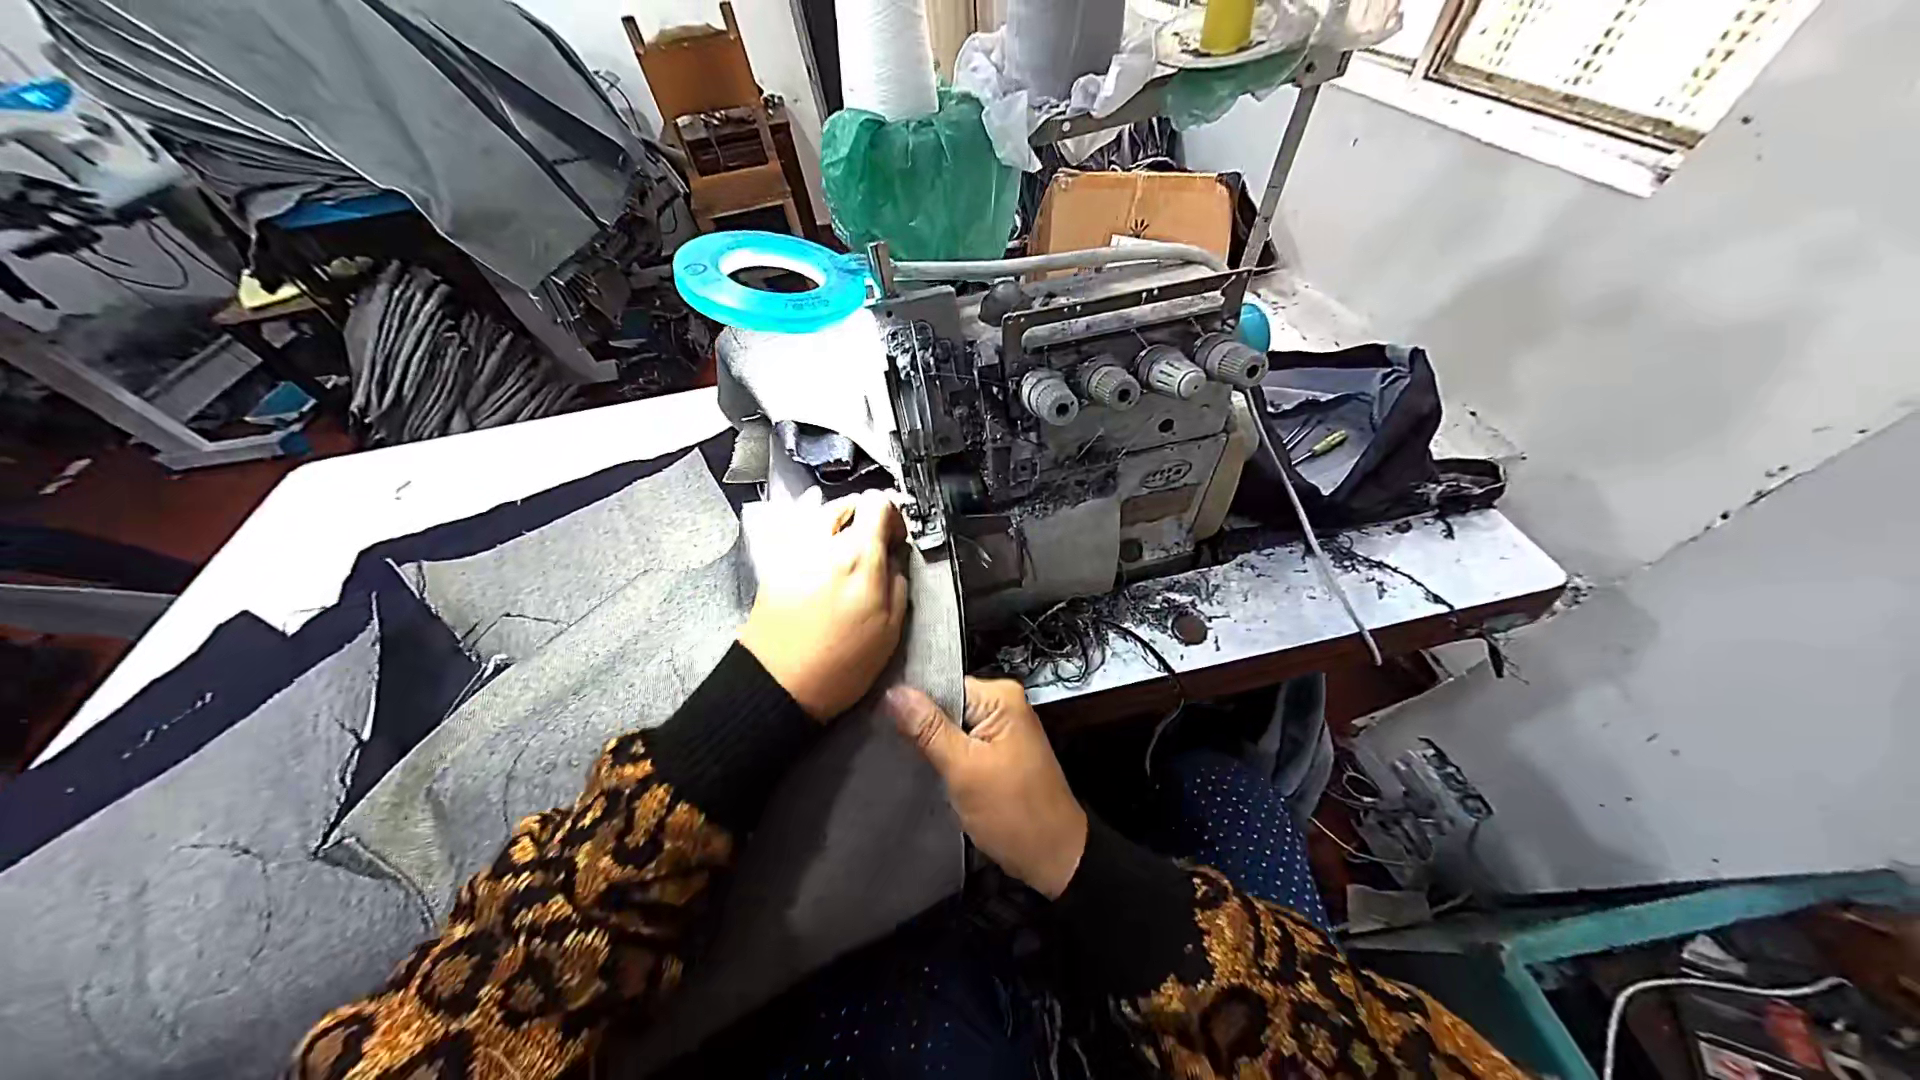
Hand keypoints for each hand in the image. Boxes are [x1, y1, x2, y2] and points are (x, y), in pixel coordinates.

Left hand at [740, 489, 908, 720]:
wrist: (778, 684)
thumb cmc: (838, 665)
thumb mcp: (889, 630)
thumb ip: (898, 585)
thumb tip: (894, 561)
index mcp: (860, 559)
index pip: (878, 504)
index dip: (892, 514)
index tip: (895, 536)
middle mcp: (825, 545)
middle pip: (848, 503)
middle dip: (865, 516)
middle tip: (873, 541)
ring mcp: (795, 551)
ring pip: (820, 512)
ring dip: (838, 520)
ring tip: (845, 546)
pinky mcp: (774, 563)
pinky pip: (796, 530)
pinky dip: (813, 532)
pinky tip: (821, 553)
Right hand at [886, 677, 1087, 898]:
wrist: (1053, 857)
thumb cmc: (1014, 813)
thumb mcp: (963, 769)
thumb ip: (928, 728)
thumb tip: (894, 692)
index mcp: (1001, 696)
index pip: (942, 682)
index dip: (913, 700)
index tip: (883, 715)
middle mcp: (1004, 703)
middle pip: (946, 701)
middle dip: (921, 723)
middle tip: (892, 741)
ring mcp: (1002, 727)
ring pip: (951, 723)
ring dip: (931, 740)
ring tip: (908, 755)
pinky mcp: (998, 749)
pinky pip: (962, 741)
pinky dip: (946, 754)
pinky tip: (929, 767)